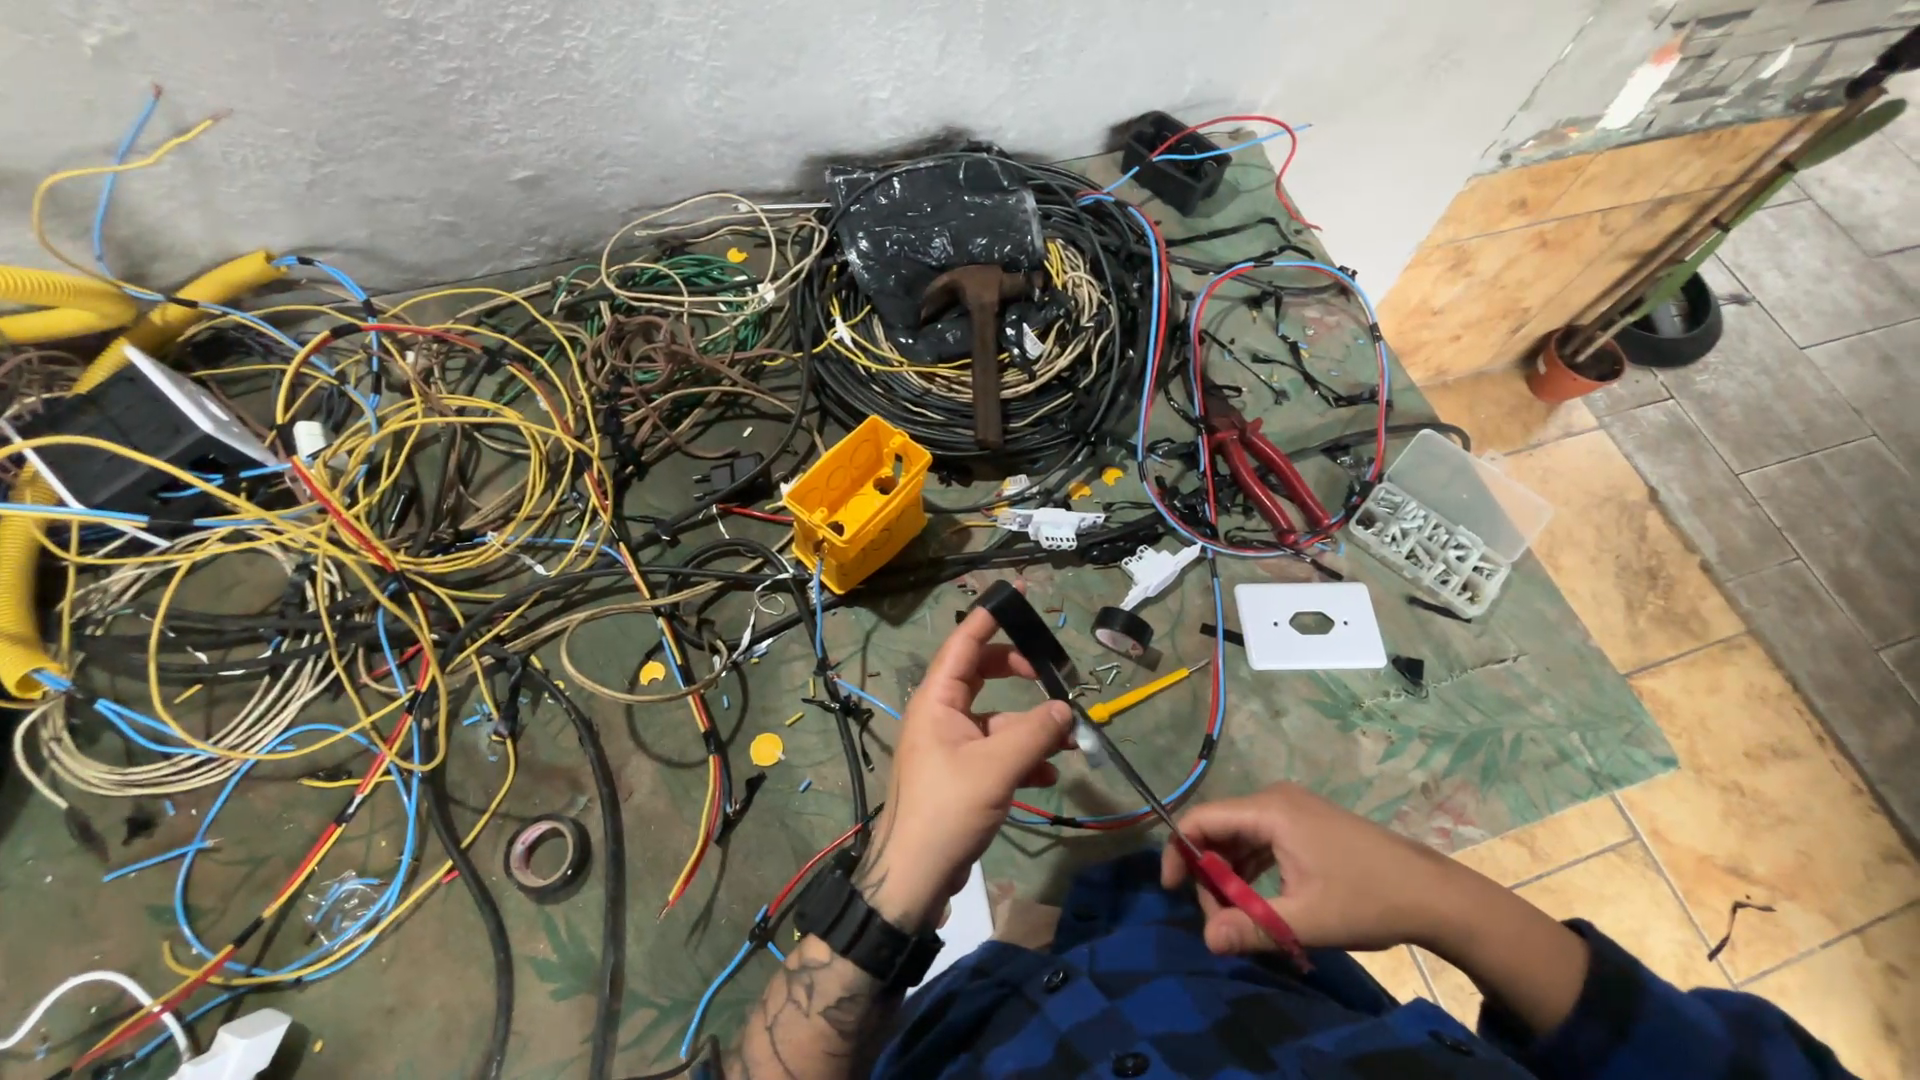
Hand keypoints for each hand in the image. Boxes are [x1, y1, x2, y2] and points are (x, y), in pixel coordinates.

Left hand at [853, 603, 1071, 931]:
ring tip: (1069, 739)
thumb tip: (1066, 711)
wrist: (914, 877)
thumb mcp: (997, 768)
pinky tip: (1047, 775)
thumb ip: (1035, 734)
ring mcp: (949, 746)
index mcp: (937, 700)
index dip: (990, 617)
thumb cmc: (947, 810)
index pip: (964, 643)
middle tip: (1053, 674)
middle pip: (982, 675)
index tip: (1017, 595)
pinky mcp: (960, 774)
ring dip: (1030, 725)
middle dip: (1019, 673)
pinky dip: (1022, 757)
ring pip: (995, 718)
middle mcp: (940, 715)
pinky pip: (995, 751)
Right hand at [1160, 782, 1475, 955]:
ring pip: (1238, 834)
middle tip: (1219, 917)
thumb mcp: (1306, 921)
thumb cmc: (1368, 901)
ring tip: (1238, 915)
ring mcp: (1292, 807)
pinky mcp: (1304, 821)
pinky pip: (1259, 837)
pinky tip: (1258, 900)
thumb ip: (1251, 927)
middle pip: (1218, 827)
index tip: (1173, 891)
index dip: (1178, 853)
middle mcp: (1275, 799)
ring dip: (1229, 873)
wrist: (1434, 895)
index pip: (1201, 820)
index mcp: (1270, 810)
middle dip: (1208, 872)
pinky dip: (1249, 867)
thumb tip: (1206, 939)